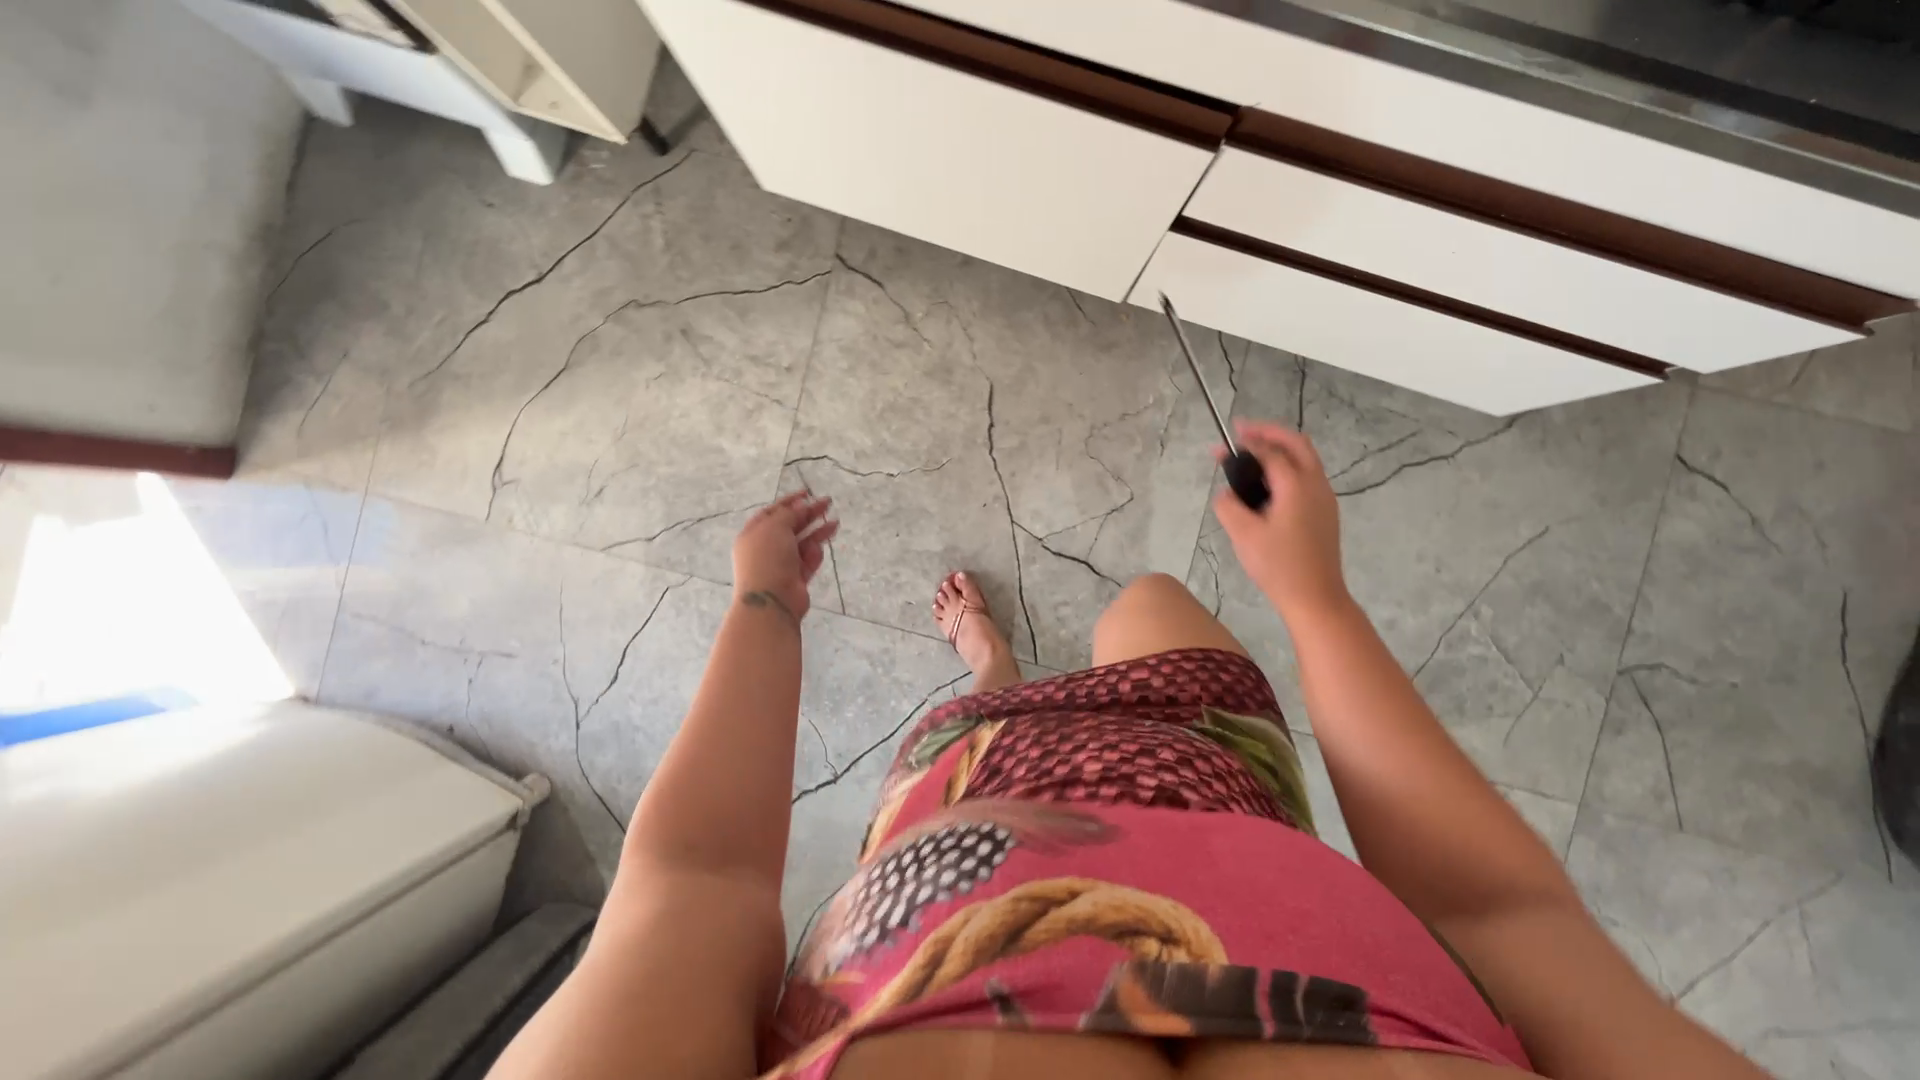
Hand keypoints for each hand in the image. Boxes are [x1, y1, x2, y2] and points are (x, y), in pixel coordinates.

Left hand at [733, 491, 838, 621]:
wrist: (771, 600)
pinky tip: (821, 548)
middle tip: (828, 503)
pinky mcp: (795, 578)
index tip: (808, 493)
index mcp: (753, 533)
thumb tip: (801, 505)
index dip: (790, 501)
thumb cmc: (768, 558)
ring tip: (835, 522)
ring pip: (802, 543)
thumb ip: (790, 513)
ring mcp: (781, 564)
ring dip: (817, 531)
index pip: (772, 511)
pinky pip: (807, 561)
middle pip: (790, 526)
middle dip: (808, 514)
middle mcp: (766, 547)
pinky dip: (814, 553)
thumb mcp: (776, 527)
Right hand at [1212, 420, 1350, 621]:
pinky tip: (1267, 487)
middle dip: (1269, 433)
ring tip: (1251, 458)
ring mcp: (1324, 499)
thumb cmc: (1279, 565)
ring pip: (1305, 460)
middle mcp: (1316, 484)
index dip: (1245, 443)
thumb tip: (1227, 493)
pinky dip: (1287, 469)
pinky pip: (1307, 478)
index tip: (1222, 444)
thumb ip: (1229, 505)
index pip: (1270, 452)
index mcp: (1296, 485)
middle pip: (1296, 444)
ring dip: (1279, 451)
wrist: (1316, 597)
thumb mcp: (1243, 534)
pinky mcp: (1324, 513)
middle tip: (1243, 433)